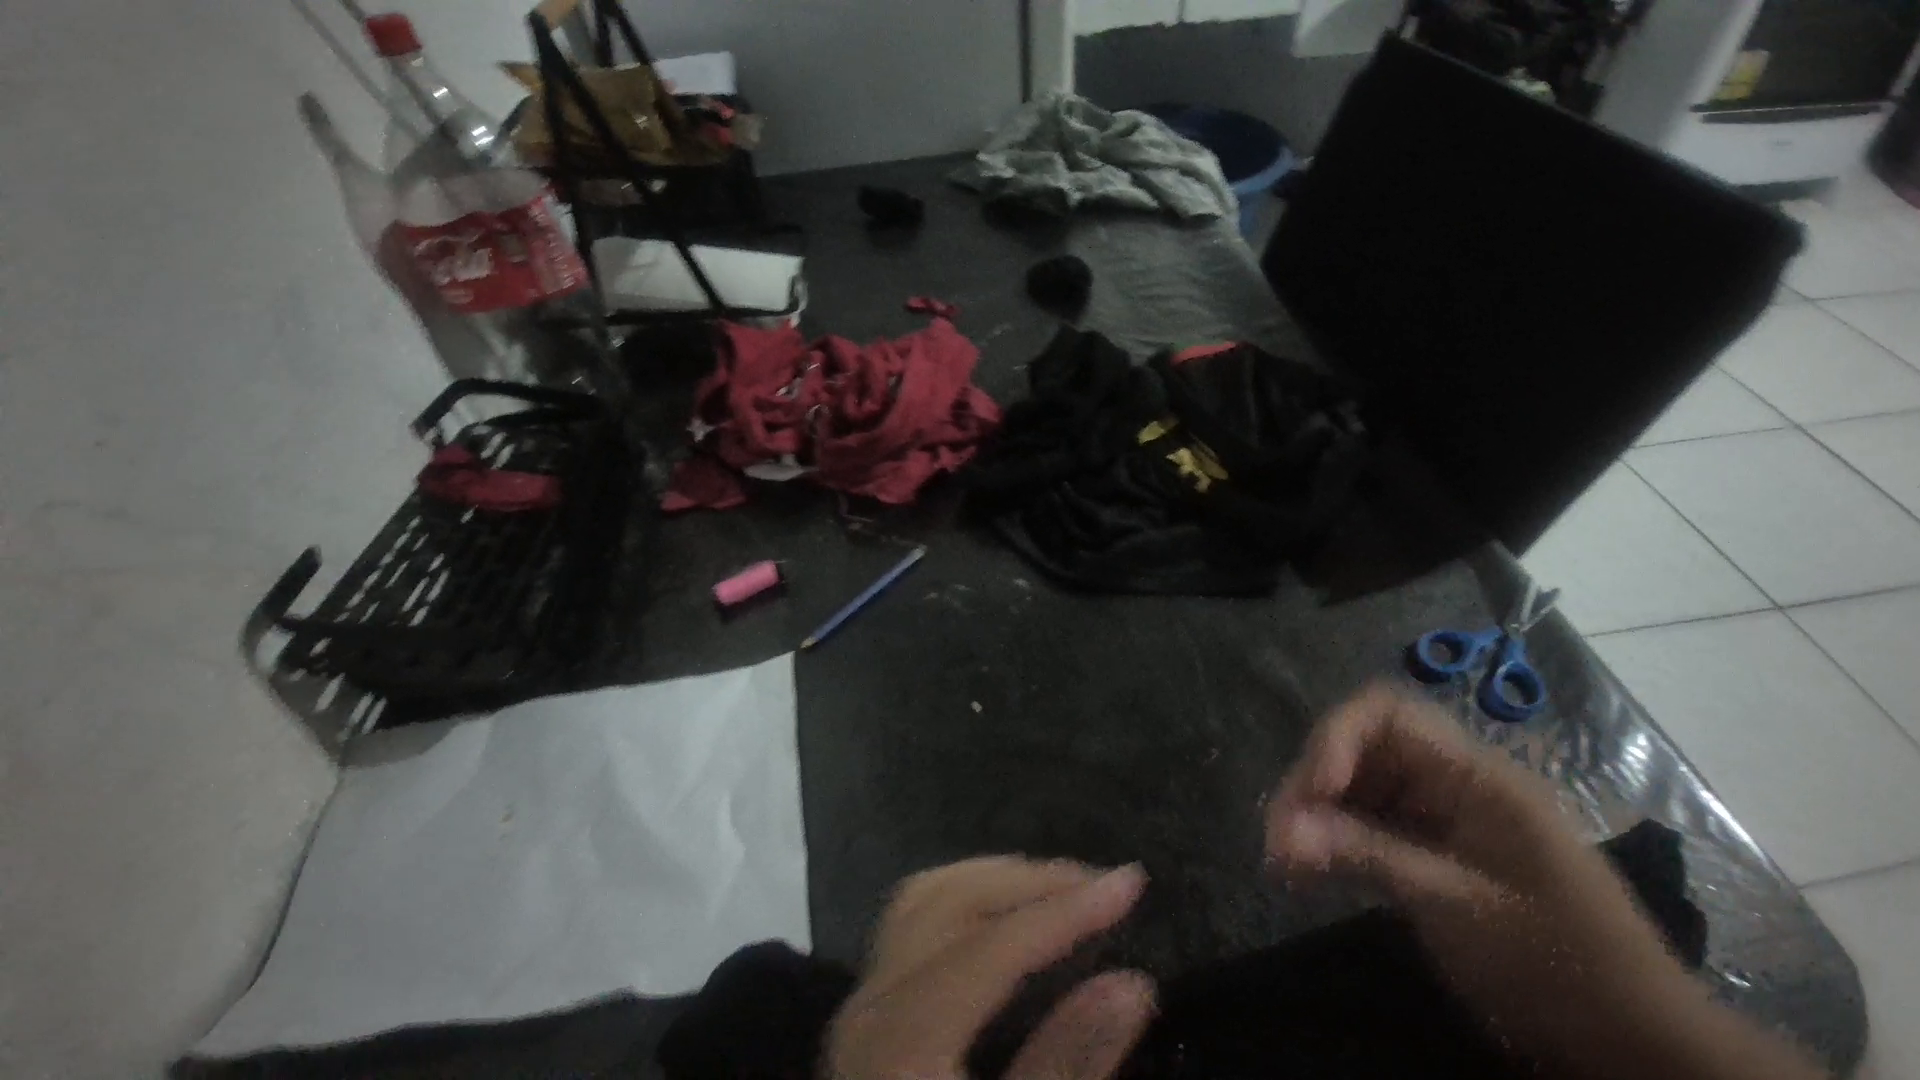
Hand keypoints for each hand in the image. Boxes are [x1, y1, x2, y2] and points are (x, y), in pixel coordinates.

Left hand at [825, 857, 1155, 1079]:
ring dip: (996, 880)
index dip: (1064, 909)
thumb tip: (1133, 981)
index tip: (1131, 884)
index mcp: (902, 1043)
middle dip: (1031, 881)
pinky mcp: (866, 1012)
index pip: (991, 946)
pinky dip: (966, 898)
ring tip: (1063, 890)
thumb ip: (1070, 1066)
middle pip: (950, 902)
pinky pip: (913, 918)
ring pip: (924, 897)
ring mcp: (861, 1004)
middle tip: (1103, 885)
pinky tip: (1006, 914)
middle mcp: (871, 1006)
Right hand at [1264, 684, 1826, 1079]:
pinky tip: (1309, 873)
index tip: (1310, 792)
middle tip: (1277, 843)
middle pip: (1365, 751)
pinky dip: (1338, 844)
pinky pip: (1375, 828)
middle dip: (1313, 787)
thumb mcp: (1453, 906)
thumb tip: (1281, 831)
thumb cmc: (1555, 962)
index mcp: (1477, 777)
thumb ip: (1364, 855)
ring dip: (1318, 817)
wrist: (1637, 1041)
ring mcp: (1448, 819)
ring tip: (1285, 865)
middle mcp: (1458, 784)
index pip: (1387, 714)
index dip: (1335, 738)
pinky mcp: (1440, 853)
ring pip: (1363, 789)